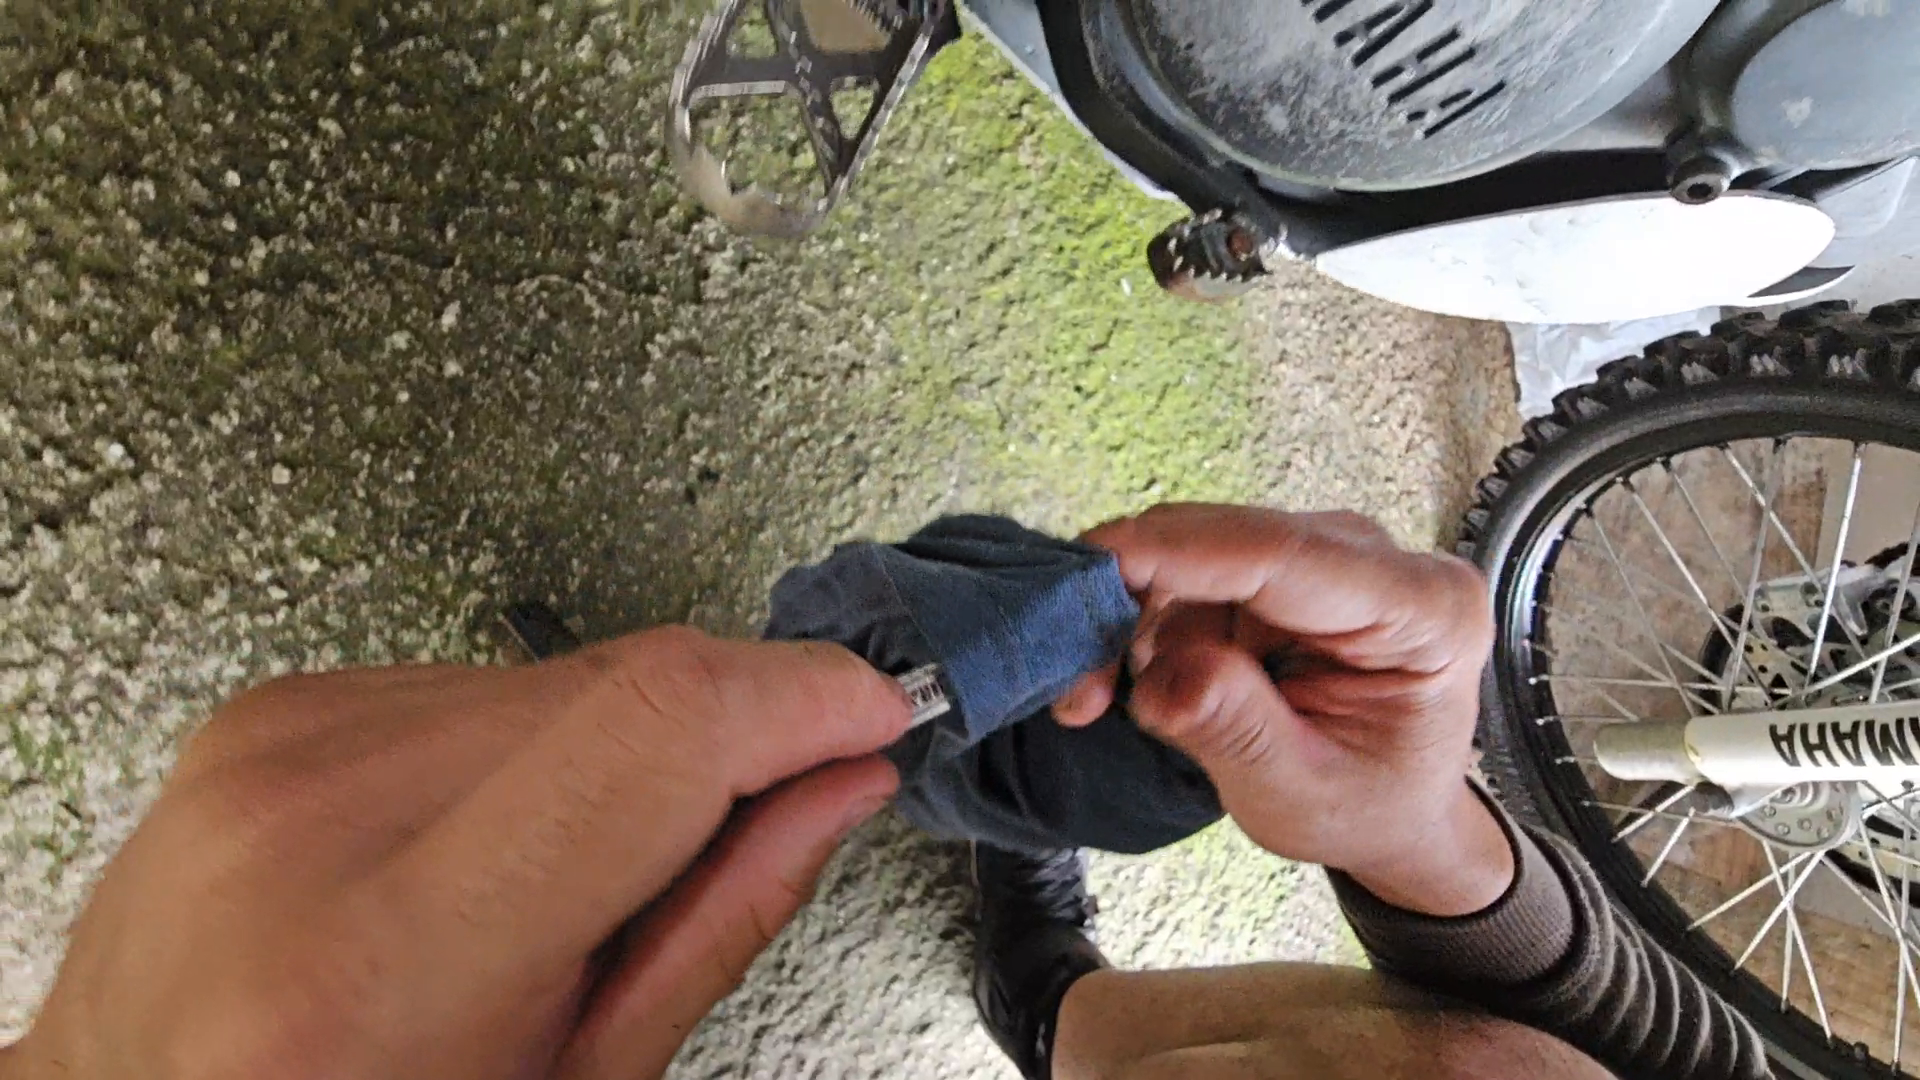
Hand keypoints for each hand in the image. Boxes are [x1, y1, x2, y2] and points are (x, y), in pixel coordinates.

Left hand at [5, 628, 910, 1079]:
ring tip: (620, 839)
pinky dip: (580, 729)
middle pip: (643, 677)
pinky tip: (539, 812)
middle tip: (779, 786)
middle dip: (753, 717)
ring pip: (597, 668)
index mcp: (387, 961)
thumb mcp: (590, 1077)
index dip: (804, 692)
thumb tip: (851, 777)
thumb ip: (739, 903)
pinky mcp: (297, 700)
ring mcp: (294, 738)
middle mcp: (320, 818)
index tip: (877, 707)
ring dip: (661, 733)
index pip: (666, 727)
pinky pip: (524, 677)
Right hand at [1054, 505, 1511, 916]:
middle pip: (1226, 540)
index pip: (1283, 556)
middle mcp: (1374, 560)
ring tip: (1095, 693)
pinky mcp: (1273, 565)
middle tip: (1074, 673)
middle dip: (1134, 592)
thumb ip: (1235, 731)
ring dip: (1129, 614)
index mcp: (1422, 610)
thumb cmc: (1362, 805)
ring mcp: (1320, 554)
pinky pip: (1183, 570)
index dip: (1178, 553)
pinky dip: (1140, 617)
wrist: (1384, 805)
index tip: (1092, 562)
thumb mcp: (1299, 794)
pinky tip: (1133, 672)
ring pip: (1189, 550)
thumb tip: (1164, 679)